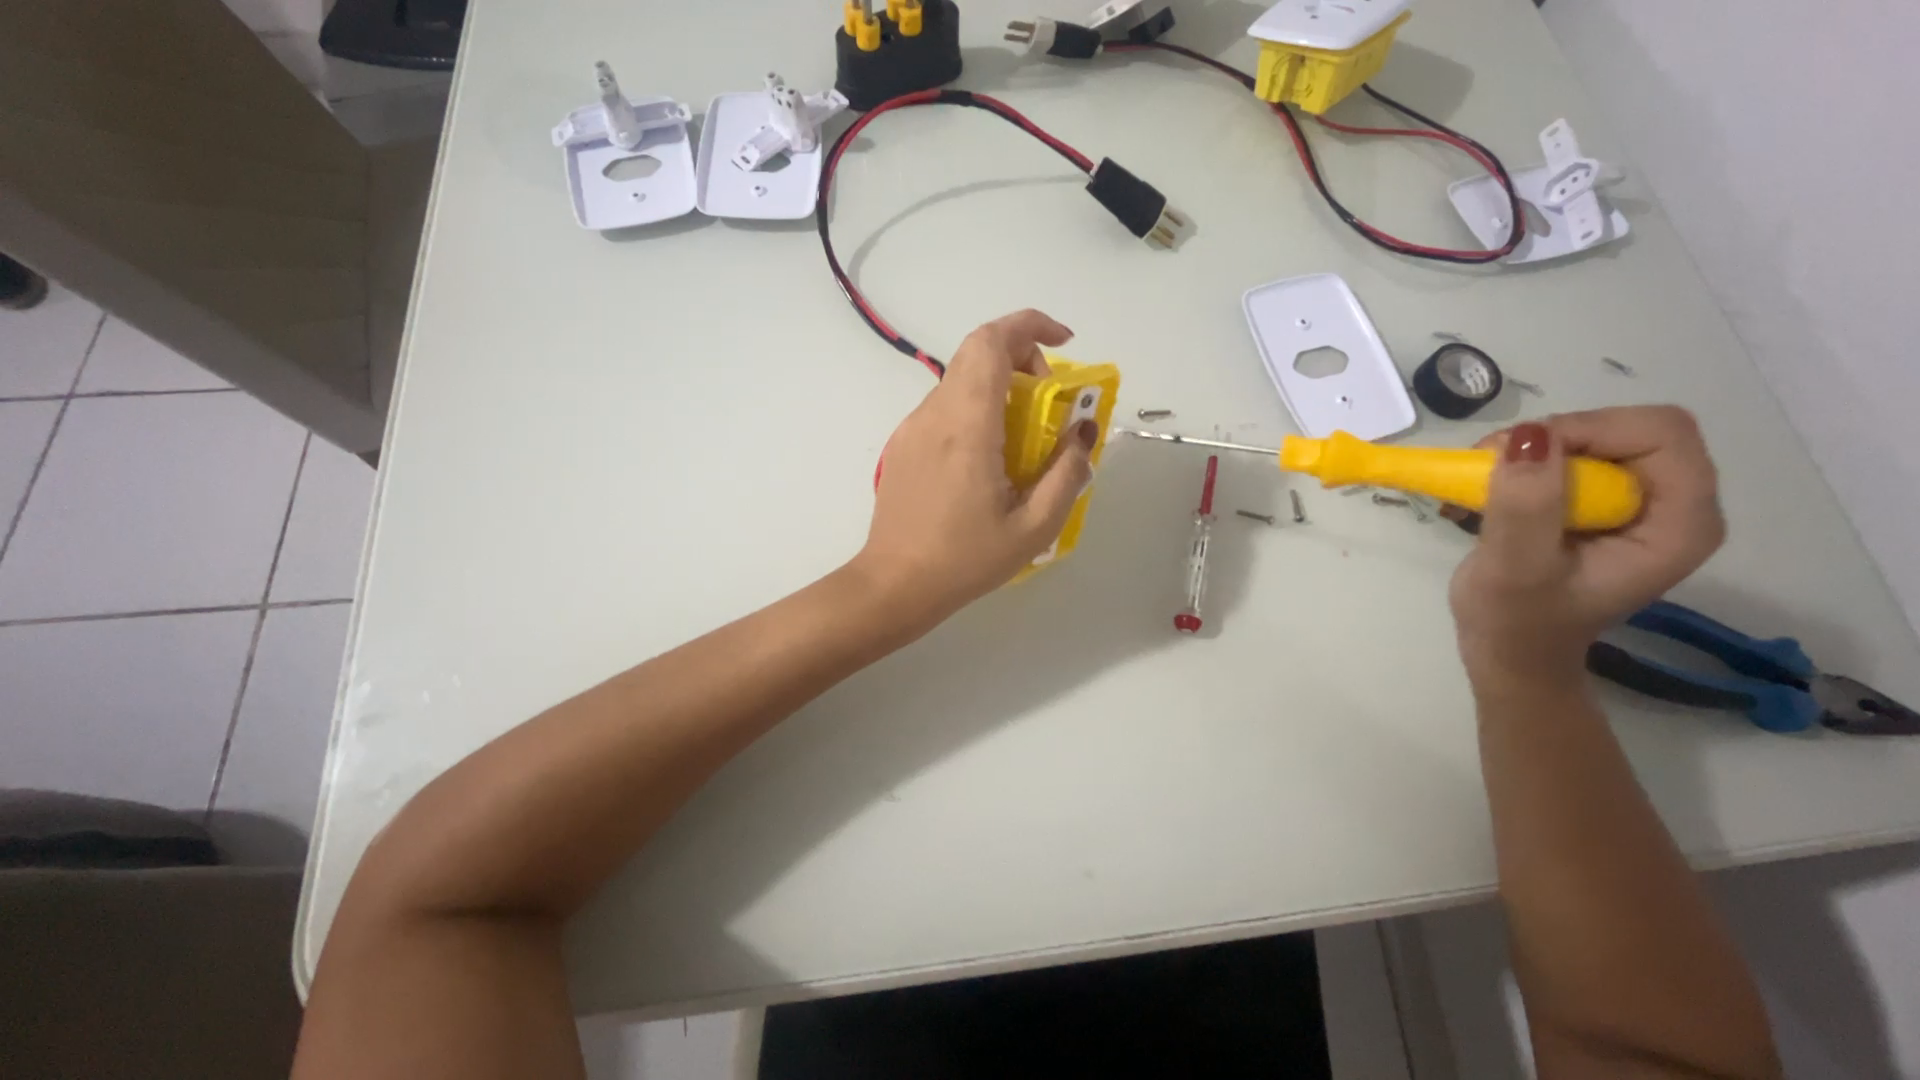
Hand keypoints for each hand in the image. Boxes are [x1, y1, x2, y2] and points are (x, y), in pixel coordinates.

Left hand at [850, 310, 1096, 624]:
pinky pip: (945, 408)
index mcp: (967, 427)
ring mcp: (913, 428)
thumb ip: (1066, 473)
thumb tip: (1083, 432)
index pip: (990, 343)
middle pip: (977, 353)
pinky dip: (977, 409)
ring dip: (1000, 387)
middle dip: (1022, 357)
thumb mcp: (1033, 528)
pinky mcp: (902, 444)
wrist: (894, 584)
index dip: (1030, 326)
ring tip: (1025, 437)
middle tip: (1050, 400)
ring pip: (961, 381)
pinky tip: (990, 459)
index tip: (1065, 344)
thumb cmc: (965, 560)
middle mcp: (935, 414)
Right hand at [1449, 406, 1723, 691]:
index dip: (1590, 430)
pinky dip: (1531, 460)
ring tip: (1485, 482)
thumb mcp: (1515, 568)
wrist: (1512, 656)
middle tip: (1493, 468)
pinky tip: (1497, 488)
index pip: (1660, 433)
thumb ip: (1527, 505)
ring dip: (1533, 448)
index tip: (1522, 458)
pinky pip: (1578, 452)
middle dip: (1555, 437)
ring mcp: (1641, 504)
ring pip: (1598, 435)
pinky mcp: (1607, 503)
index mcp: (1679, 525)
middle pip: (1629, 428)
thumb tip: (1528, 436)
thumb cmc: (1517, 623)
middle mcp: (1674, 505)